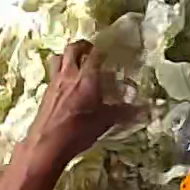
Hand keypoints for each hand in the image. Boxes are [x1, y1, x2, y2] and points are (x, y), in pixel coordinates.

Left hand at [20, 40, 135, 169]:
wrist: (48, 144)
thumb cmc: (79, 130)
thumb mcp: (105, 121)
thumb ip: (123, 112)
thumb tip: (144, 110)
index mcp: (87, 77)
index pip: (96, 54)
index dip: (103, 48)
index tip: (109, 49)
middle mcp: (69, 75)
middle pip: (73, 49)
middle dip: (83, 46)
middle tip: (91, 50)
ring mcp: (54, 82)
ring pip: (58, 58)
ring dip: (67, 56)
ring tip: (75, 62)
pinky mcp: (45, 93)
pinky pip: (52, 74)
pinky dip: (59, 73)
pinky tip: (65, 84)